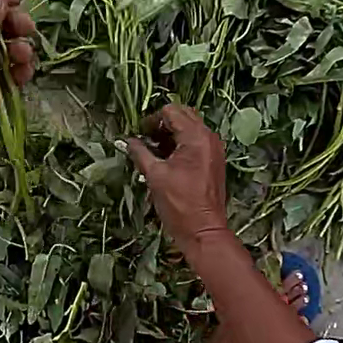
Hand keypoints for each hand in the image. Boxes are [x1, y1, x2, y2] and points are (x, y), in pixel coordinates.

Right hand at [127, 104, 233, 253]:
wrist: (203, 231)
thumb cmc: (179, 204)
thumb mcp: (155, 176)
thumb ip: (140, 153)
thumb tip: (127, 141)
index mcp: (196, 137)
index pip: (172, 111)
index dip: (152, 120)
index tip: (139, 134)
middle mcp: (209, 137)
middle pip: (183, 115)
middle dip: (163, 124)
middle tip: (146, 139)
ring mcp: (215, 149)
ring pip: (191, 128)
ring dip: (171, 134)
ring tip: (153, 151)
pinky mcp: (214, 161)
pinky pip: (197, 142)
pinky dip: (181, 144)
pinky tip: (167, 159)